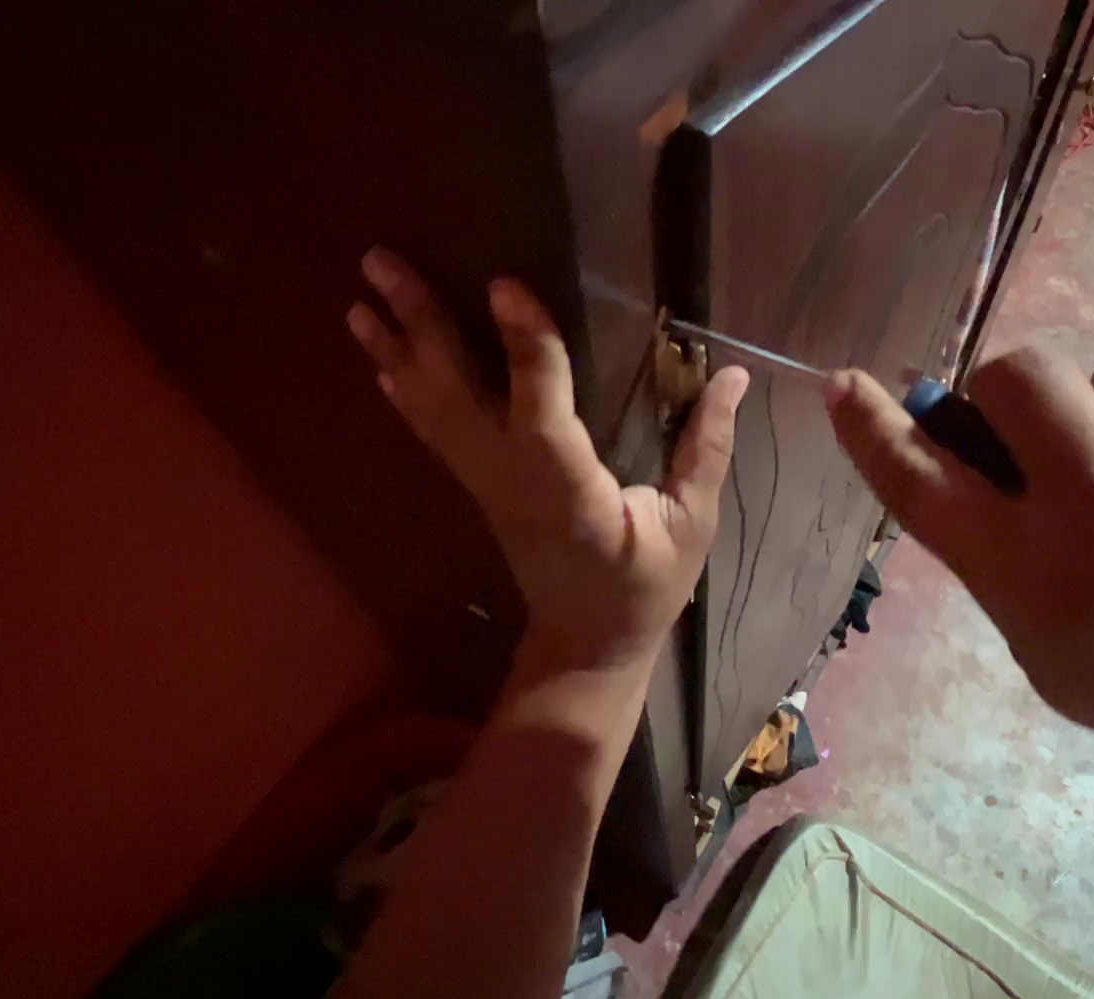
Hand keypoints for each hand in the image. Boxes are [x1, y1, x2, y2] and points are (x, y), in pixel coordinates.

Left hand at [348, 248, 748, 677]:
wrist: (586, 642)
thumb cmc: (643, 587)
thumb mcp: (690, 526)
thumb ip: (705, 449)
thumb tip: (733, 375)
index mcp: (572, 496)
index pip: (544, 415)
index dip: (527, 350)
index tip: (504, 285)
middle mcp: (516, 485)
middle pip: (460, 401)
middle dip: (421, 329)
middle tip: (380, 262)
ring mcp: (489, 487)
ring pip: (435, 413)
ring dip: (396, 352)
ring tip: (360, 296)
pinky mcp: (482, 489)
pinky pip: (436, 435)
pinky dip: (407, 394)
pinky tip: (382, 361)